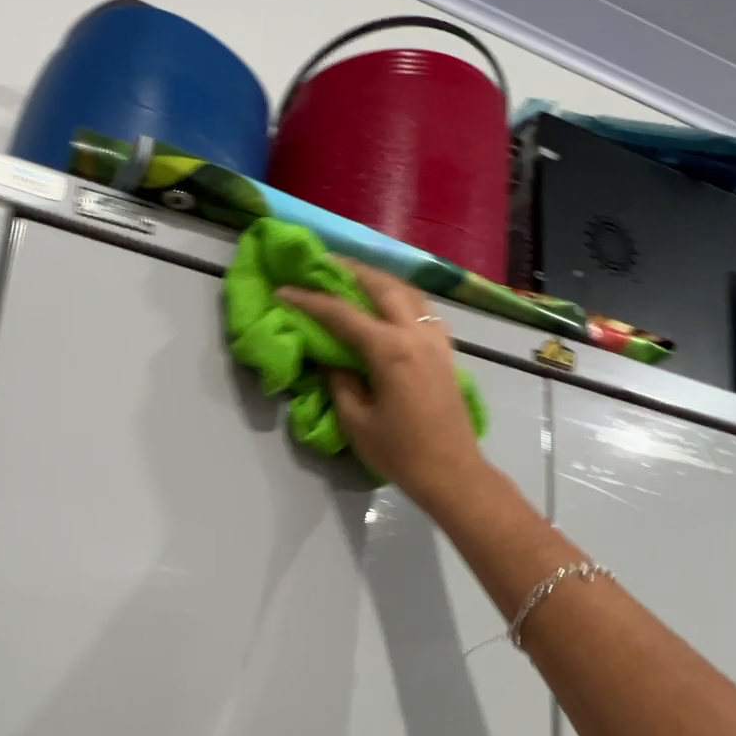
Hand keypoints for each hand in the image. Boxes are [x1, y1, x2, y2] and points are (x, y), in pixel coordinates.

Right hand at [276, 260, 487, 508]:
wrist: (451, 472)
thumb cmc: (399, 452)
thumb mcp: (356, 420)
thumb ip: (339, 381)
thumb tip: (328, 357)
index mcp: (390, 350)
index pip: (342, 314)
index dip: (309, 300)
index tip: (283, 289)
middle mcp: (416, 334)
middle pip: (381, 286)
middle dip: (350, 271)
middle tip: (323, 263)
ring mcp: (436, 339)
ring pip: (408, 292)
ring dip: (380, 279)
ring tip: (355, 276)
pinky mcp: (446, 351)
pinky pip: (423, 310)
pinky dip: (402, 297)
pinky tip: (390, 305)